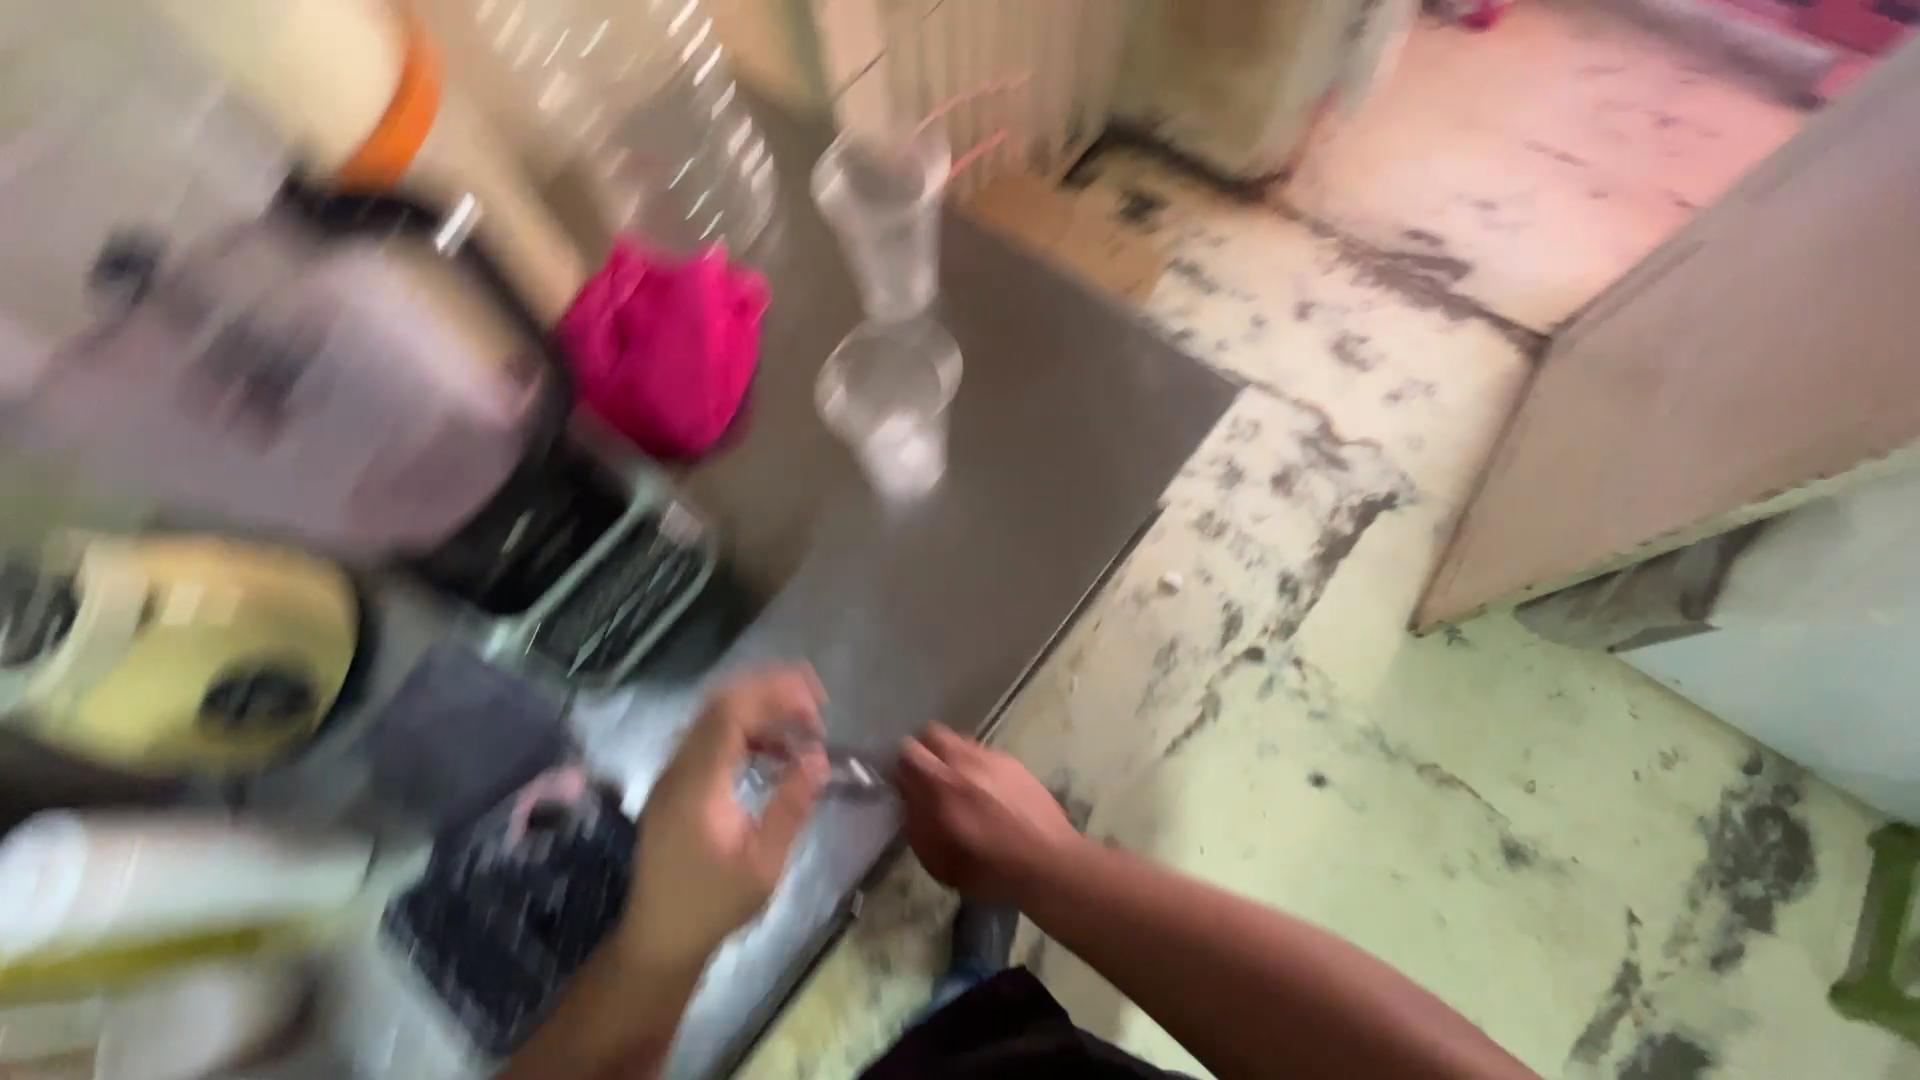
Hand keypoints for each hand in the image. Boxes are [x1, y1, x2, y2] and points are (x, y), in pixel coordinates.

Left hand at [621, 666, 828, 970]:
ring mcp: (673, 774)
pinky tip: (776, 751)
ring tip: (803, 725)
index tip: (816, 702)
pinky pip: (710, 738)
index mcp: (697, 784)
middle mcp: (679, 768)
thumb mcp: (764, 864)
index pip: (730, 714)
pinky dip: (746, 731)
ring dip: (760, 710)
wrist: (660, 937)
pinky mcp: (677, 783)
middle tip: (815, 702)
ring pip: (714, 717)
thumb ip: (790, 807)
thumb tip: (819, 758)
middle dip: (770, 692)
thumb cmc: (714, 905)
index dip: (774, 695)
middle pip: (720, 704)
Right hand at [896, 724, 1084, 905]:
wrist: (1050, 863)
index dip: (900, 766)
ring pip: (958, 740)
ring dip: (950, 756)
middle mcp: (965, 761)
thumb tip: (908, 797)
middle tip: (928, 780)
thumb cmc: (990, 870)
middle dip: (924, 752)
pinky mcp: (1013, 761)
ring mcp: (992, 757)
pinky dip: (975, 764)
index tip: (902, 784)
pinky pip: (983, 752)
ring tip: (959, 785)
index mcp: (942, 784)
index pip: (907, 750)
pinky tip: (986, 791)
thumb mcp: (938, 862)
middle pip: (932, 733)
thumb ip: (915, 823)